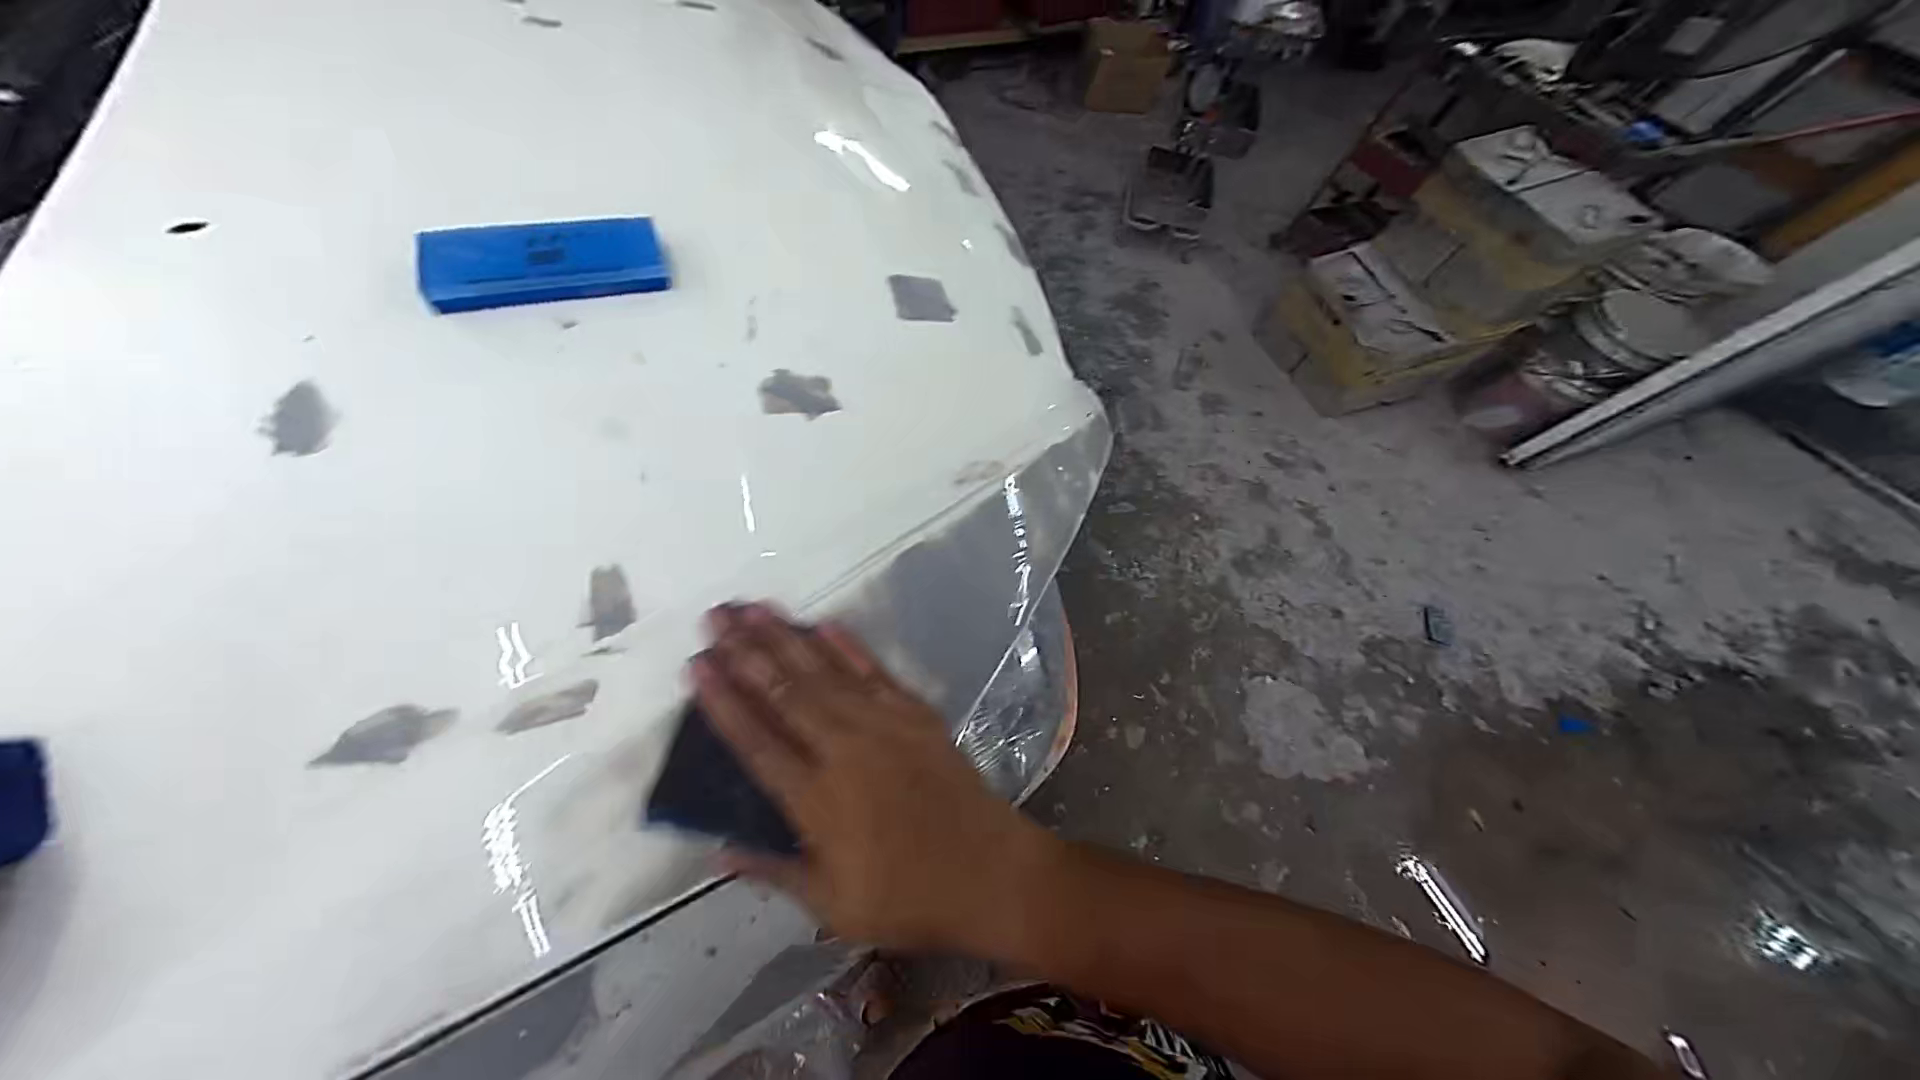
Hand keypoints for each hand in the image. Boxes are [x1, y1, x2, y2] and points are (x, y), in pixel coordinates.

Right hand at [692, 603, 1059, 952]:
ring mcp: (884, 725)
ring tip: (754, 608)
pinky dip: (847, 646)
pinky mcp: (916, 713)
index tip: (697, 666)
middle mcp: (845, 750)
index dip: (724, 701)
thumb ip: (773, 871)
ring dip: (787, 637)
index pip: (757, 741)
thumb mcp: (832, 905)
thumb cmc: (908, 896)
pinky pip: (874, 671)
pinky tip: (822, 623)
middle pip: (786, 692)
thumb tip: (716, 853)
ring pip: (824, 672)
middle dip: (746, 651)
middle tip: (715, 616)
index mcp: (817, 800)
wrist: (990, 871)